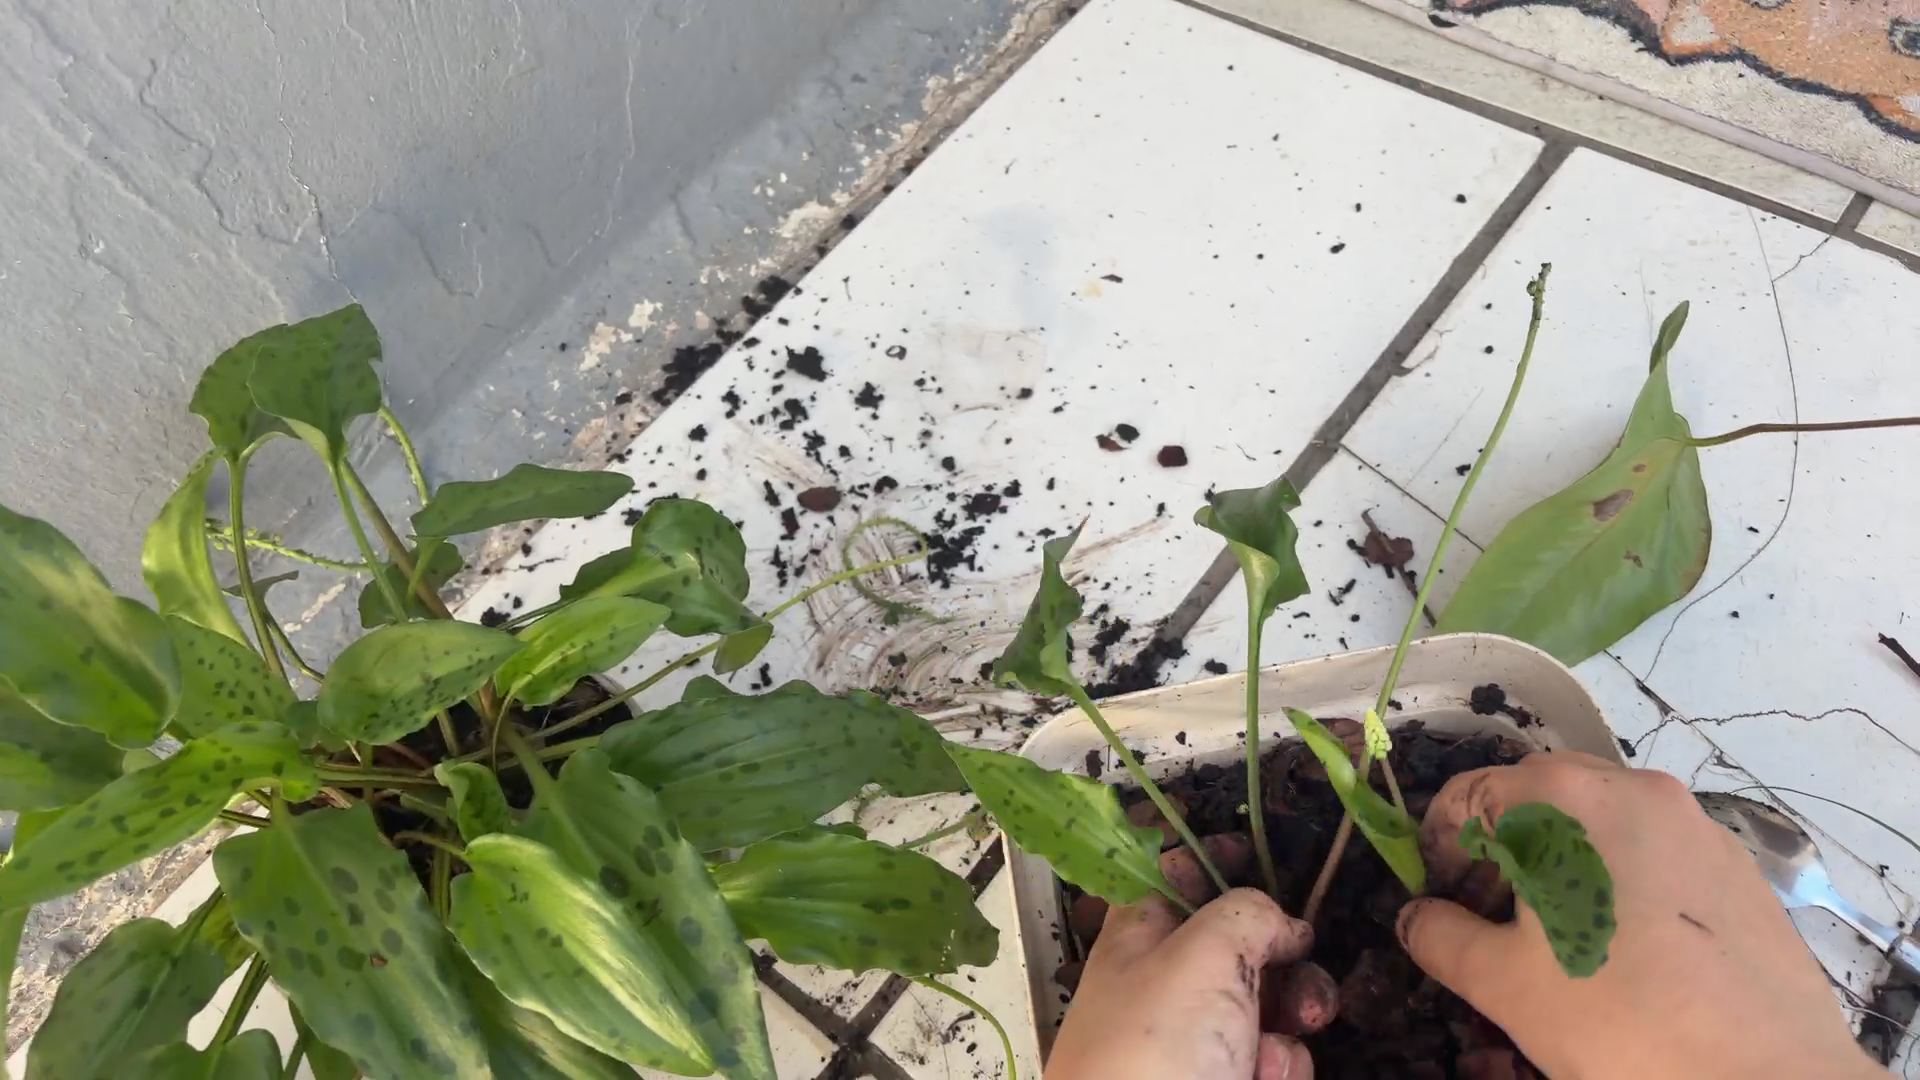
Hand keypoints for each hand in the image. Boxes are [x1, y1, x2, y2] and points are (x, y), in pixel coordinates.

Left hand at [1046, 844, 1318, 1079]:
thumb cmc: (1159, 1044)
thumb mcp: (1202, 953)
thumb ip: (1248, 915)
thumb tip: (1282, 919)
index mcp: (1142, 928)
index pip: (1173, 873)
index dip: (1210, 857)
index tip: (1252, 852)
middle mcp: (1169, 975)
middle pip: (1236, 939)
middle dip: (1280, 949)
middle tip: (1304, 958)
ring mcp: (1197, 1035)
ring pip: (1264, 1001)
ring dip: (1290, 1012)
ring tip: (1287, 1036)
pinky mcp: (1227, 1079)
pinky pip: (1270, 1057)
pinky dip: (1278, 1065)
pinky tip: (1266, 1076)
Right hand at [1399, 751, 1879, 1078]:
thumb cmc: (1617, 1016)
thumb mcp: (1498, 980)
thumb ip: (1435, 933)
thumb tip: (1415, 917)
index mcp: (1558, 796)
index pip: (1464, 797)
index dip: (1436, 845)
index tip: (1437, 894)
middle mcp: (1625, 786)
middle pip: (1528, 796)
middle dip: (1496, 844)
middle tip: (1491, 908)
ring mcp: (1691, 821)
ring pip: (1591, 815)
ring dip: (1554, 853)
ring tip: (1556, 922)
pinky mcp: (1738, 864)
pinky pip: (1648, 844)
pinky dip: (1614, 870)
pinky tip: (1621, 934)